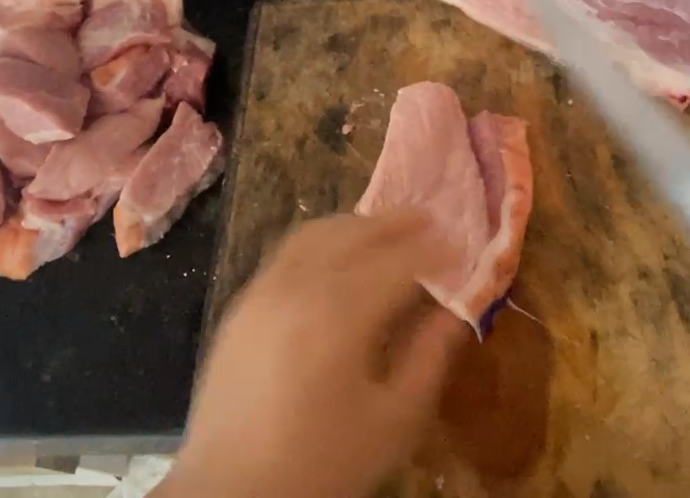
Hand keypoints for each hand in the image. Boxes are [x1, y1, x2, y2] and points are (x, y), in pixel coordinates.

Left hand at [159, 212, 467, 497]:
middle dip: (397, 223)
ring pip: (318, 232)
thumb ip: (429, 359)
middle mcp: (299, 286)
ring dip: (358, 224)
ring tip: (387, 229)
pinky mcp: (242, 302)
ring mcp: (264, 289)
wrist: (231, 493)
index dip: (433, 251)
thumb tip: (456, 312)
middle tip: (429, 219)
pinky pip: (288, 250)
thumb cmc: (321, 466)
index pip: (398, 262)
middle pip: (356, 233)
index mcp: (340, 315)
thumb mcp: (392, 423)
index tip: (459, 248)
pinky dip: (322, 238)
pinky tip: (338, 254)